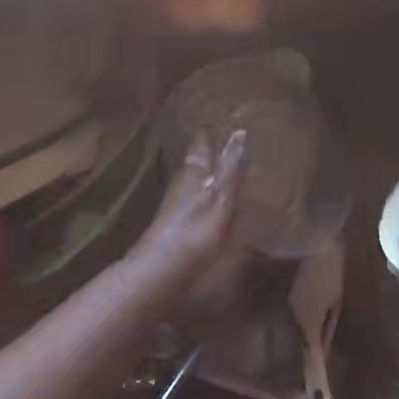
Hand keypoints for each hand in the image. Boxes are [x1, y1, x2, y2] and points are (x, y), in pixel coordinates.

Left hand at [128, 130, 246, 285]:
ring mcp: (172, 207)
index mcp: (193, 175)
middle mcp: (179, 185)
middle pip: (193, 164)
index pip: (201, 147)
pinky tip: (203, 206)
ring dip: (200, 176)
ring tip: (216, 173)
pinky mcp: (170, 228)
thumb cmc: (195, 234)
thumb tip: (240, 133)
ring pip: (188, 182)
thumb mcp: (221, 200)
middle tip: (218, 144)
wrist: (159, 272)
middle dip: (204, 154)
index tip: (216, 126)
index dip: (207, 137)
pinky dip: (197, 198)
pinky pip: (187, 203)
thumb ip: (230, 170)